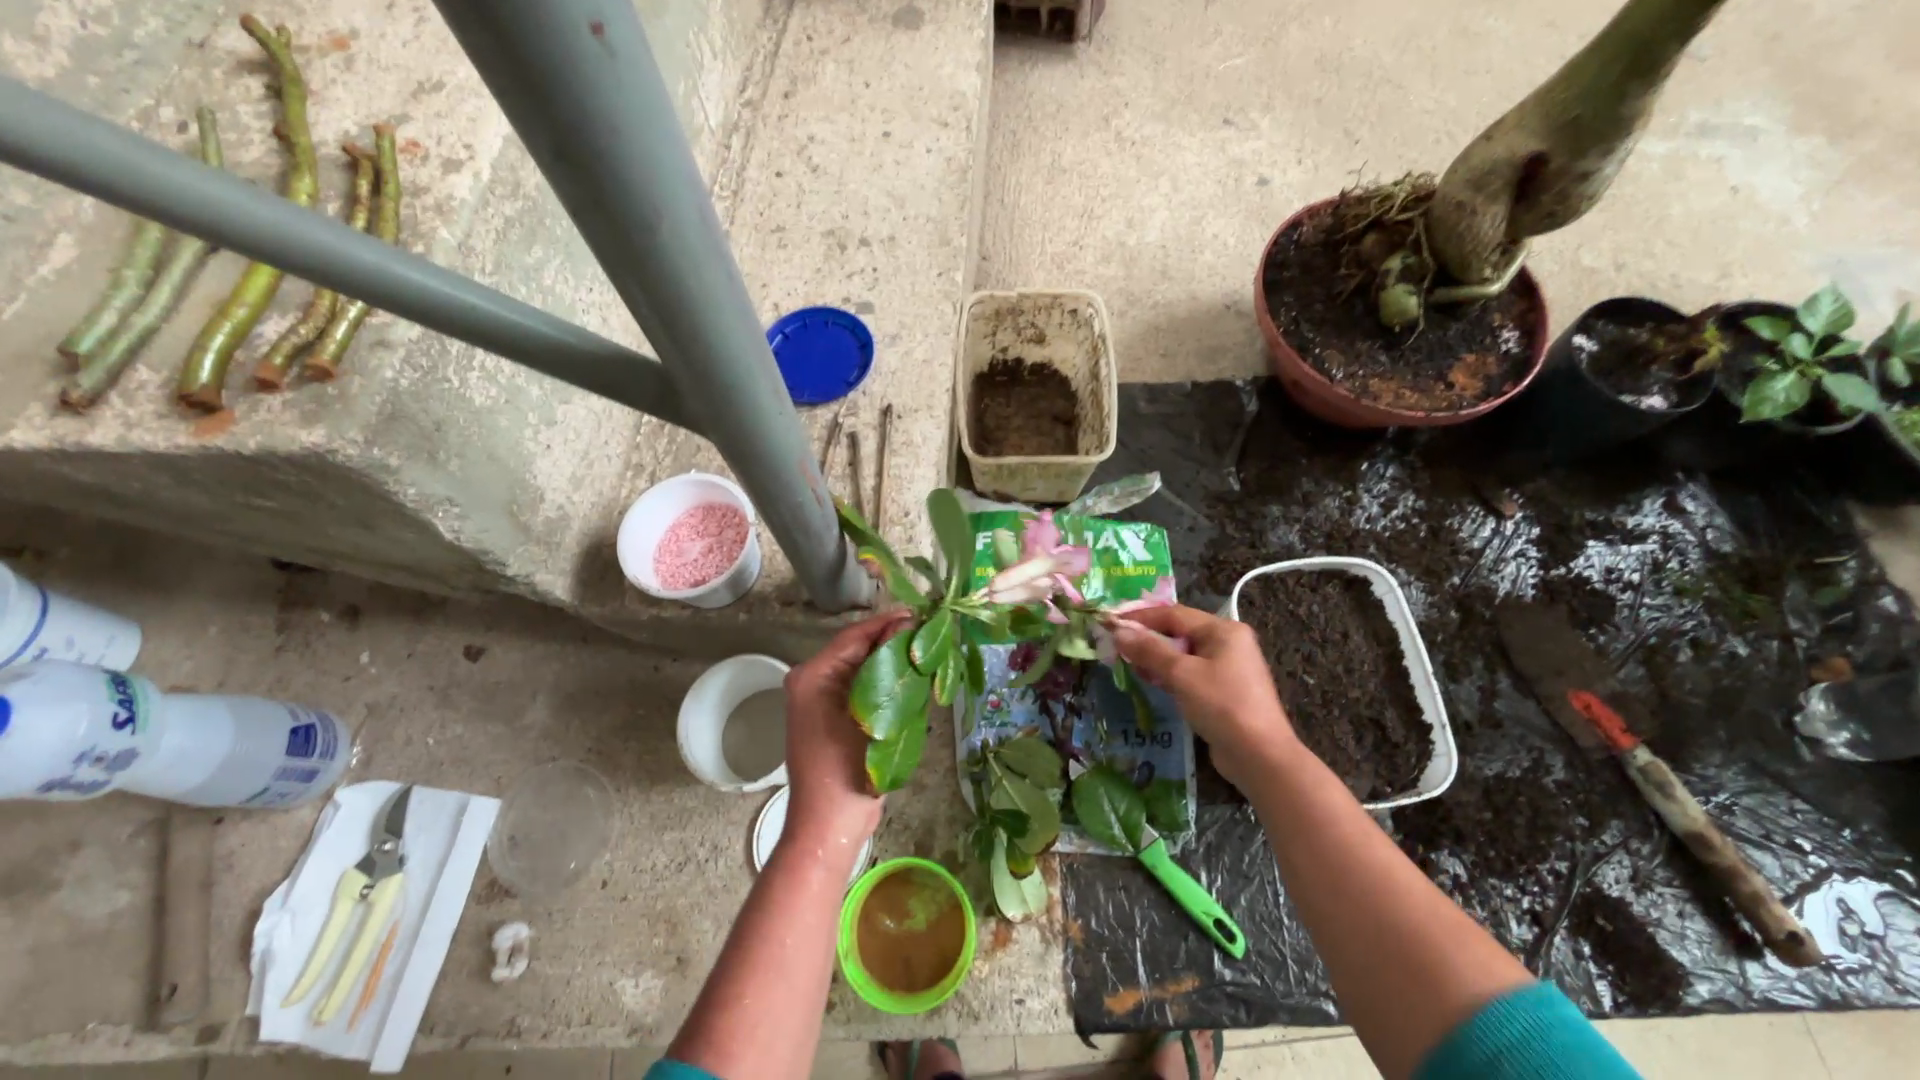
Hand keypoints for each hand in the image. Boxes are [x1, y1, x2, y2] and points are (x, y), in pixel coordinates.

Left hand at [781, 612, 908, 847]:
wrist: (830, 824)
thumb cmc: (845, 770)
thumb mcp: (870, 713)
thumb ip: (885, 666)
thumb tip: (906, 627)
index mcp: (812, 675)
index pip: (854, 635)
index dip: (888, 622)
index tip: (922, 615)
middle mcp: (811, 681)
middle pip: (858, 649)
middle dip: (893, 640)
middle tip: (931, 634)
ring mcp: (821, 700)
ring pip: (862, 667)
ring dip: (892, 661)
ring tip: (927, 653)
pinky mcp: (834, 716)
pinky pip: (862, 687)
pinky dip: (885, 682)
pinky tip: (913, 681)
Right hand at [1113, 605, 1298, 790]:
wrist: (1259, 755)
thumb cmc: (1221, 705)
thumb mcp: (1181, 674)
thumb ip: (1149, 650)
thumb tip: (1118, 631)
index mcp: (1223, 630)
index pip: (1174, 614)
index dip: (1141, 617)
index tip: (1111, 622)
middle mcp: (1227, 643)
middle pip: (1179, 632)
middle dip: (1147, 637)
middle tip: (1115, 644)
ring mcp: (1227, 668)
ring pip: (1183, 654)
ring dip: (1156, 657)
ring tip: (1127, 662)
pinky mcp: (1222, 691)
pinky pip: (1190, 674)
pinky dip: (1169, 674)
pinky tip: (1151, 681)